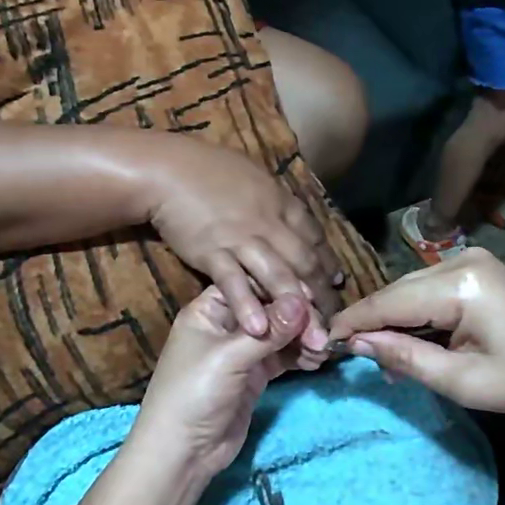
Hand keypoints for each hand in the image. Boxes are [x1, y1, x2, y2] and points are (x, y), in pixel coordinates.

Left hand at [132, 289, 317, 475]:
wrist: (182, 453)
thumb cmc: (194, 394)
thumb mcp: (229, 358)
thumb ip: (269, 331)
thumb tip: (302, 301)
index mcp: (210, 308)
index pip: (251, 285)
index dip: (282, 290)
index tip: (311, 302)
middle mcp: (227, 323)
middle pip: (271, 308)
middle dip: (299, 318)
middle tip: (321, 337)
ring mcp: (242, 349)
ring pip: (281, 332)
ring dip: (304, 338)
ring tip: (322, 351)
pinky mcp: (255, 373)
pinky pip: (283, 355)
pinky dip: (300, 355)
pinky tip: (316, 361)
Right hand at [146, 139, 340, 342]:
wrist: (167, 170)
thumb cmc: (207, 168)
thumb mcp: (252, 176)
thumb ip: (273, 199)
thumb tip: (289, 214)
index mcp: (281, 203)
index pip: (314, 237)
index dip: (328, 262)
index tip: (337, 283)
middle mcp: (269, 224)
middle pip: (304, 262)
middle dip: (322, 295)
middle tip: (331, 323)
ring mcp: (242, 240)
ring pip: (278, 275)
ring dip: (296, 306)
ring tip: (309, 336)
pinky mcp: (214, 254)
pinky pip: (235, 283)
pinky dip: (248, 306)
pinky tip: (259, 330)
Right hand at [329, 247, 504, 413]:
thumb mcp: (462, 382)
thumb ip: (405, 358)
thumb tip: (358, 344)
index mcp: (460, 285)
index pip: (388, 301)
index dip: (354, 322)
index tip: (324, 343)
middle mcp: (460, 260)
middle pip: (396, 291)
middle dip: (373, 323)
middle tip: (357, 359)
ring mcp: (470, 259)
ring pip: (409, 289)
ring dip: (394, 320)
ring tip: (388, 357)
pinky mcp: (476, 267)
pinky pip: (429, 289)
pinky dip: (416, 314)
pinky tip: (414, 340)